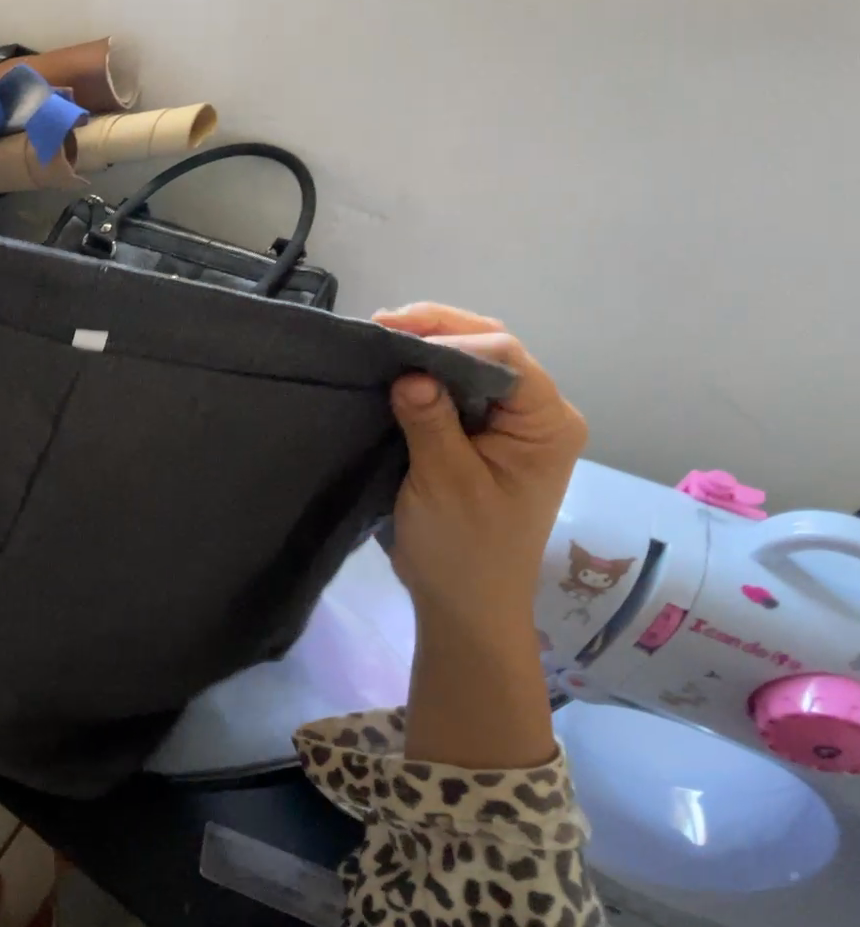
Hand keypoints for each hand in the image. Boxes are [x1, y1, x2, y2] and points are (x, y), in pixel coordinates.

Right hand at [375, 304, 586, 767]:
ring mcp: (508, 426)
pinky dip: (422, 375)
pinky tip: (390, 370)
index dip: (449, 339)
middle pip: (492, 351)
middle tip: (379, 324)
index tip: (393, 340)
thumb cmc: (464, 547)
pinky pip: (455, 392)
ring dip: (427, 348)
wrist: (464, 602)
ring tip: (378, 339)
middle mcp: (536, 416)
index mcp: (547, 424)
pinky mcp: (478, 438)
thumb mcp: (444, 482)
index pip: (504, 357)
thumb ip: (431, 422)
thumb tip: (408, 371)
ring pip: (472, 366)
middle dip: (438, 331)